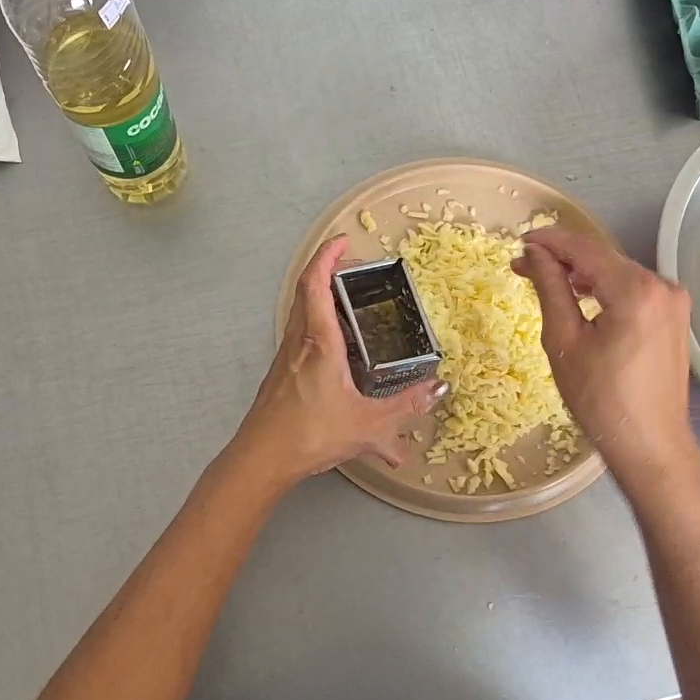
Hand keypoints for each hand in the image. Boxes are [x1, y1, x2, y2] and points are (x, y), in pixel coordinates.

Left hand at [232, 236, 448, 487]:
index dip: (327, 256)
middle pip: (305, 292)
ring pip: (300, 314)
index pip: (315, 284)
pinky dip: (317, 328)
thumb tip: (437, 389)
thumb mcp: (369, 425)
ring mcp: (285, 358)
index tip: (343, 241)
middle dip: (328, 272)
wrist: (262, 459)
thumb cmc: (310, 435)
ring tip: (350, 305)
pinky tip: (338, 352)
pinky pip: (299, 337)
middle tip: (355, 269)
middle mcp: (297, 343)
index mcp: (317, 343)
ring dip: (321, 299)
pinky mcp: (280, 375)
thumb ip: (406, 406)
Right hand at [512, 226, 699, 482]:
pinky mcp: (674, 317)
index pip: (585, 250)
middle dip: (563, 259)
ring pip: (618, 273)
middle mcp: (662, 286)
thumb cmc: (600, 399)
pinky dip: (605, 288)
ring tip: (547, 281)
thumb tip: (535, 256)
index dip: (550, 242)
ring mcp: (673, 301)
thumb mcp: (564, 342)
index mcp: (636, 290)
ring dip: (583, 273)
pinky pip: (633, 290)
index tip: (520, 242)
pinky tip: (582, 297)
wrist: (649, 443)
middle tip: (524, 266)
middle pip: (604, 258)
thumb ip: (551, 289)